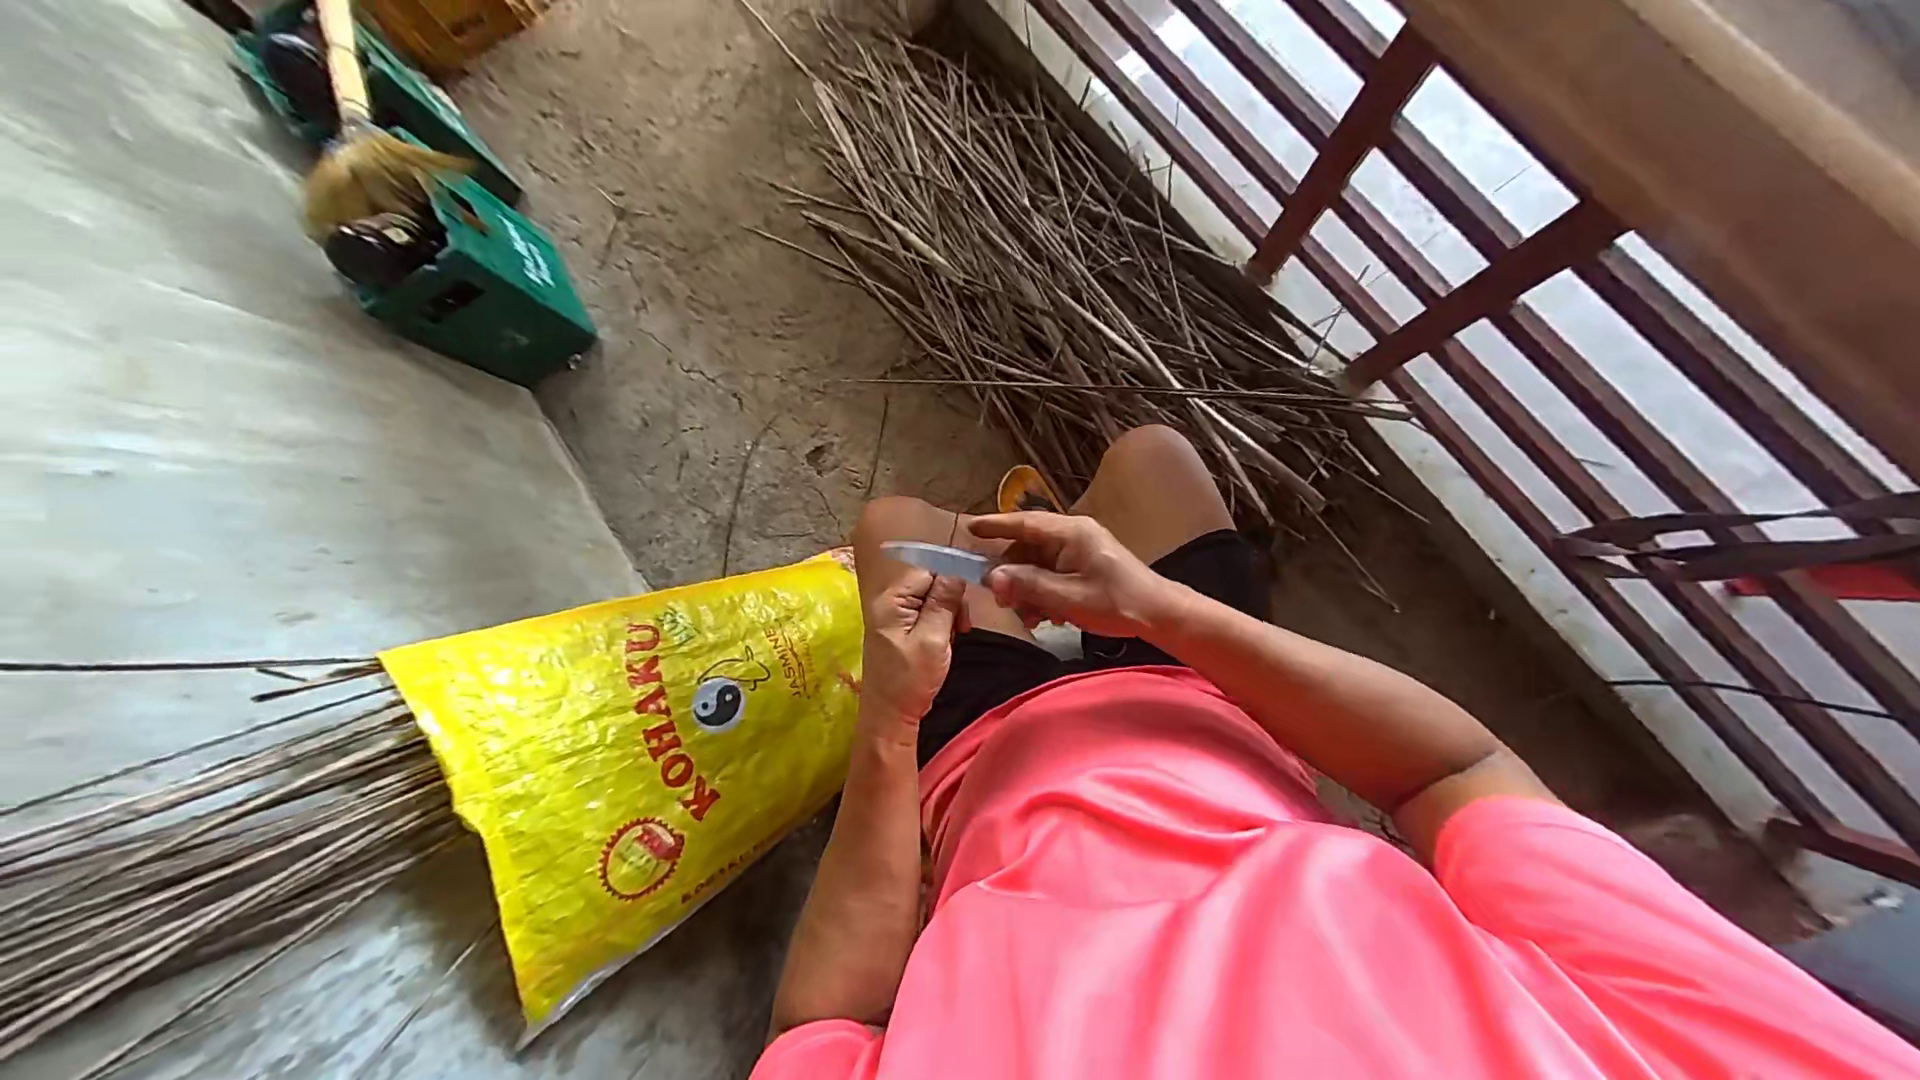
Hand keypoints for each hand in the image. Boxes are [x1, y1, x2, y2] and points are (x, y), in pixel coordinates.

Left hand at [859, 569, 965, 744]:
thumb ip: (944, 602)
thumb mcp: (933, 639)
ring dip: (949, 615)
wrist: (890, 717)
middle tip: (961, 628)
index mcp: (892, 599)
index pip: (928, 570)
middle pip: (931, 583)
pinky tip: (946, 642)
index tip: (964, 607)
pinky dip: (942, 626)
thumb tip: (957, 571)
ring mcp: (895, 618)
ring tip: (954, 637)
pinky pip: (928, 616)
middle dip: (952, 601)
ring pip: (933, 601)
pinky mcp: (902, 631)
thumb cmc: (909, 679)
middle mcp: (891, 603)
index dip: (950, 583)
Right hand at [969, 512, 1180, 638]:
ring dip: (1028, 589)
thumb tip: (991, 576)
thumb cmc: (1115, 602)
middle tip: (1001, 599)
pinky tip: (1044, 615)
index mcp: (1070, 532)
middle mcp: (1073, 534)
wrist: (1158, 614)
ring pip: (1037, 564)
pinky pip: (1051, 573)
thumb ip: (1027, 585)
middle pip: (1027, 548)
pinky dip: (1043, 592)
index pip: (1024, 523)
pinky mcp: (1084, 564)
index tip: (969, 527)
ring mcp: (1079, 549)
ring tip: (1029, 616)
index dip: (995, 525)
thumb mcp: (1066, 597)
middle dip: (1012, 575)